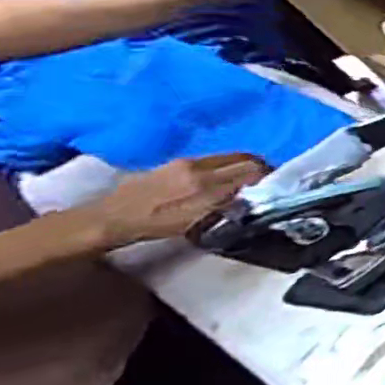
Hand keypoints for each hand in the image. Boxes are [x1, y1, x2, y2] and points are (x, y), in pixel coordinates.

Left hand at [79, 154, 266, 246]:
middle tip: (267, 180)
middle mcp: (197, 166)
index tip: (277, 184)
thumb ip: (227, 205)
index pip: (252, 169)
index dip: (270, 175)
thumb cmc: (152, 226)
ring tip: (244, 180)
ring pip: (226, 157)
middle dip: (260, 166)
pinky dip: (222, 166)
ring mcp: (183, 162)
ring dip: (241, 165)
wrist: (106, 219)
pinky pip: (209, 160)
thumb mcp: (197, 222)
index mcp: (206, 182)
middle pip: (243, 158)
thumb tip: (253, 196)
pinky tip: (217, 179)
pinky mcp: (171, 163)